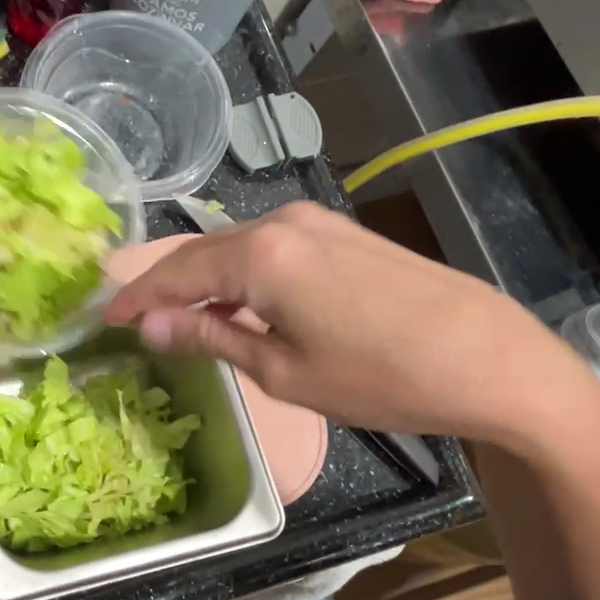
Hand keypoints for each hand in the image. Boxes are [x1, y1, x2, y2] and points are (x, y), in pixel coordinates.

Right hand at [104, 203, 599, 453]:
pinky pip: (270, 247)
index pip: (174, 271)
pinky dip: (241, 273)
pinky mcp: (343, 232)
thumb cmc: (380, 378)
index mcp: (259, 253)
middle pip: (202, 251)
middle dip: (166, 286)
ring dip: (204, 279)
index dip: (137, 297)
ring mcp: (317, 222)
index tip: (105, 320)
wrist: (493, 361)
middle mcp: (282, 221)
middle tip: (136, 322)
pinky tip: (239, 302)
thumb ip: (210, 336)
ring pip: (236, 247)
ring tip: (180, 316)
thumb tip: (151, 324)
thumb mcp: (282, 370)